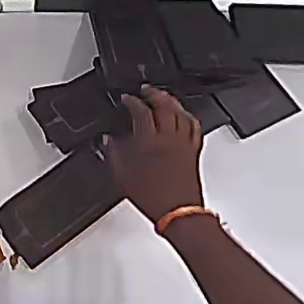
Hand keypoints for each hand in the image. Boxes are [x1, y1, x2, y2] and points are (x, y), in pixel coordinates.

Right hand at [103, 90, 204, 222]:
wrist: (178, 213)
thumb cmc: (152, 197)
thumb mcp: (122, 175)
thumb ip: (114, 153)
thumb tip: (109, 140)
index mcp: (148, 143)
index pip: (141, 112)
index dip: (132, 101)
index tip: (126, 99)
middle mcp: (168, 139)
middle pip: (165, 106)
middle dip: (154, 94)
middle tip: (145, 90)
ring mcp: (183, 144)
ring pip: (181, 113)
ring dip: (171, 101)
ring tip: (163, 97)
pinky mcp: (194, 151)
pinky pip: (194, 127)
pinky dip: (188, 116)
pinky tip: (183, 115)